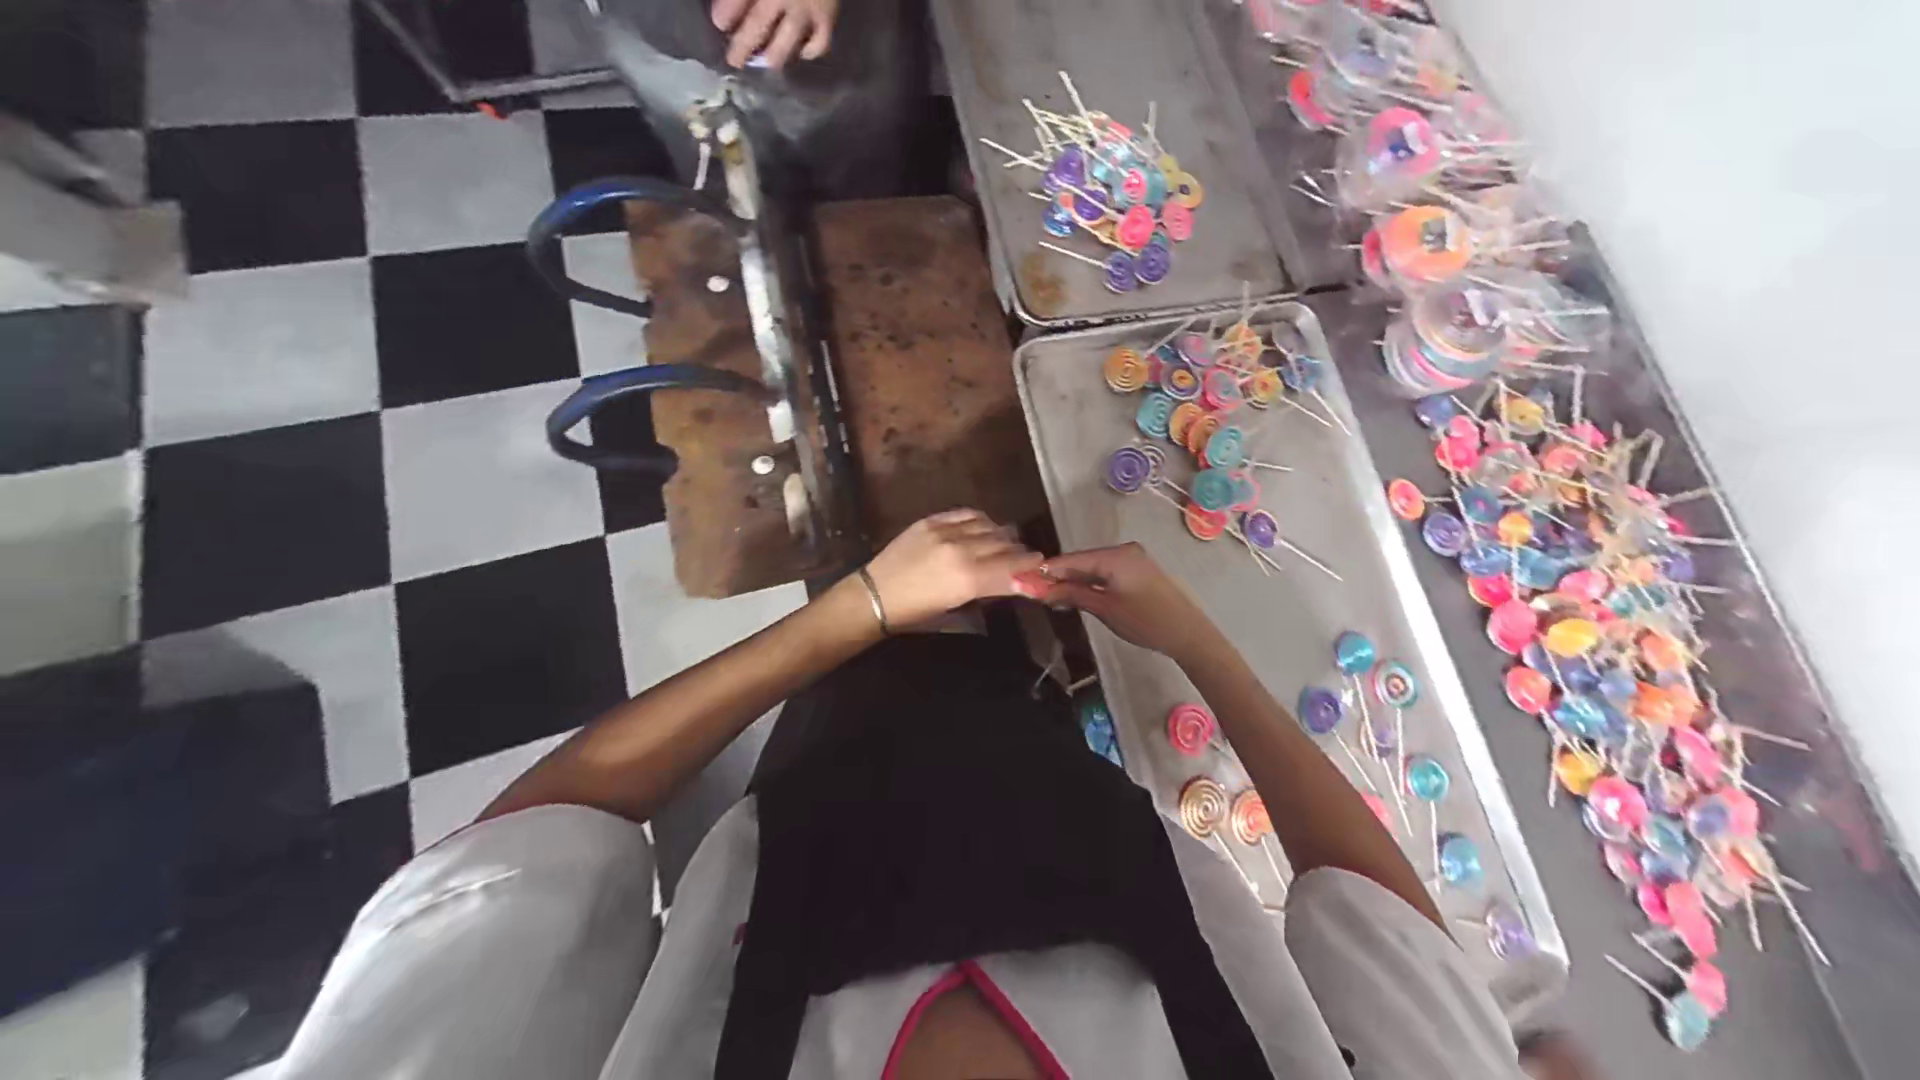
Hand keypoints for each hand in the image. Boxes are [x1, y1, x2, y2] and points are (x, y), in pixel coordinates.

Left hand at [711, 0, 836, 69]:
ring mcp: (806, 10)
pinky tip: (801, 51)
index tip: (719, 23)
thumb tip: (725, 8)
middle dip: (743, 45)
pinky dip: (810, 50)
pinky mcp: (827, 17)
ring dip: (773, 56)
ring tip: (766, 61)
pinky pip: (819, 43)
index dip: (728, 12)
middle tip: (734, 60)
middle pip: (758, 26)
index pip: (739, 0)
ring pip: (786, 42)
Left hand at [862, 509, 1044, 629]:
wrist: (875, 596)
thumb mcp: (956, 609)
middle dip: (1019, 553)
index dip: (1031, 567)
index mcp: (968, 579)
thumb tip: (1016, 581)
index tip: (1041, 568)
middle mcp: (961, 551)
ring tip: (1003, 545)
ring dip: (1002, 536)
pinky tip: (983, 529)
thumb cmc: (916, 614)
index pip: (1013, 568)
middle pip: (1005, 545)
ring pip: (990, 526)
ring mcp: (945, 532)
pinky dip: (981, 521)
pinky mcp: (931, 520)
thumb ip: (988, 591)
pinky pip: (968, 514)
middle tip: (1025, 560)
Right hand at [1012, 542, 1219, 659]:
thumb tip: (1042, 590)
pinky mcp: (1137, 572)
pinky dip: (1089, 582)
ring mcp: (1133, 560)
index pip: (1072, 559)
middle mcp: (1123, 551)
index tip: (1022, 577)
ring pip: (1093, 568)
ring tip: (1049, 594)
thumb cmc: (1145, 621)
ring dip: (1073, 580)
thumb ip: (1072, 594)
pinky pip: (1105, 573)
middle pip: (1081, 561)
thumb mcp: (1105, 608)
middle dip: (1058, 575)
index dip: (1046, 570)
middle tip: (1033, 589)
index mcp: (1115, 555)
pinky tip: (1075, 594)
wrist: (1188, 633)